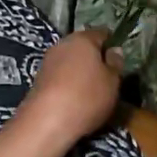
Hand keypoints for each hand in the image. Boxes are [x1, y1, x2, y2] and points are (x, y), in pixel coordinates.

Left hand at [18, 30, 122, 146]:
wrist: (45, 124)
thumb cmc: (86, 97)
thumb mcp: (112, 81)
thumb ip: (115, 63)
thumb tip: (114, 50)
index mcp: (83, 38)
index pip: (103, 33)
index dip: (113, 45)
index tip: (119, 62)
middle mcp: (63, 44)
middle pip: (84, 47)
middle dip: (95, 59)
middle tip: (107, 79)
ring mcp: (47, 62)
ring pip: (70, 62)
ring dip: (80, 73)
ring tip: (91, 93)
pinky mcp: (38, 80)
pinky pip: (60, 77)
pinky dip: (68, 84)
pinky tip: (74, 101)